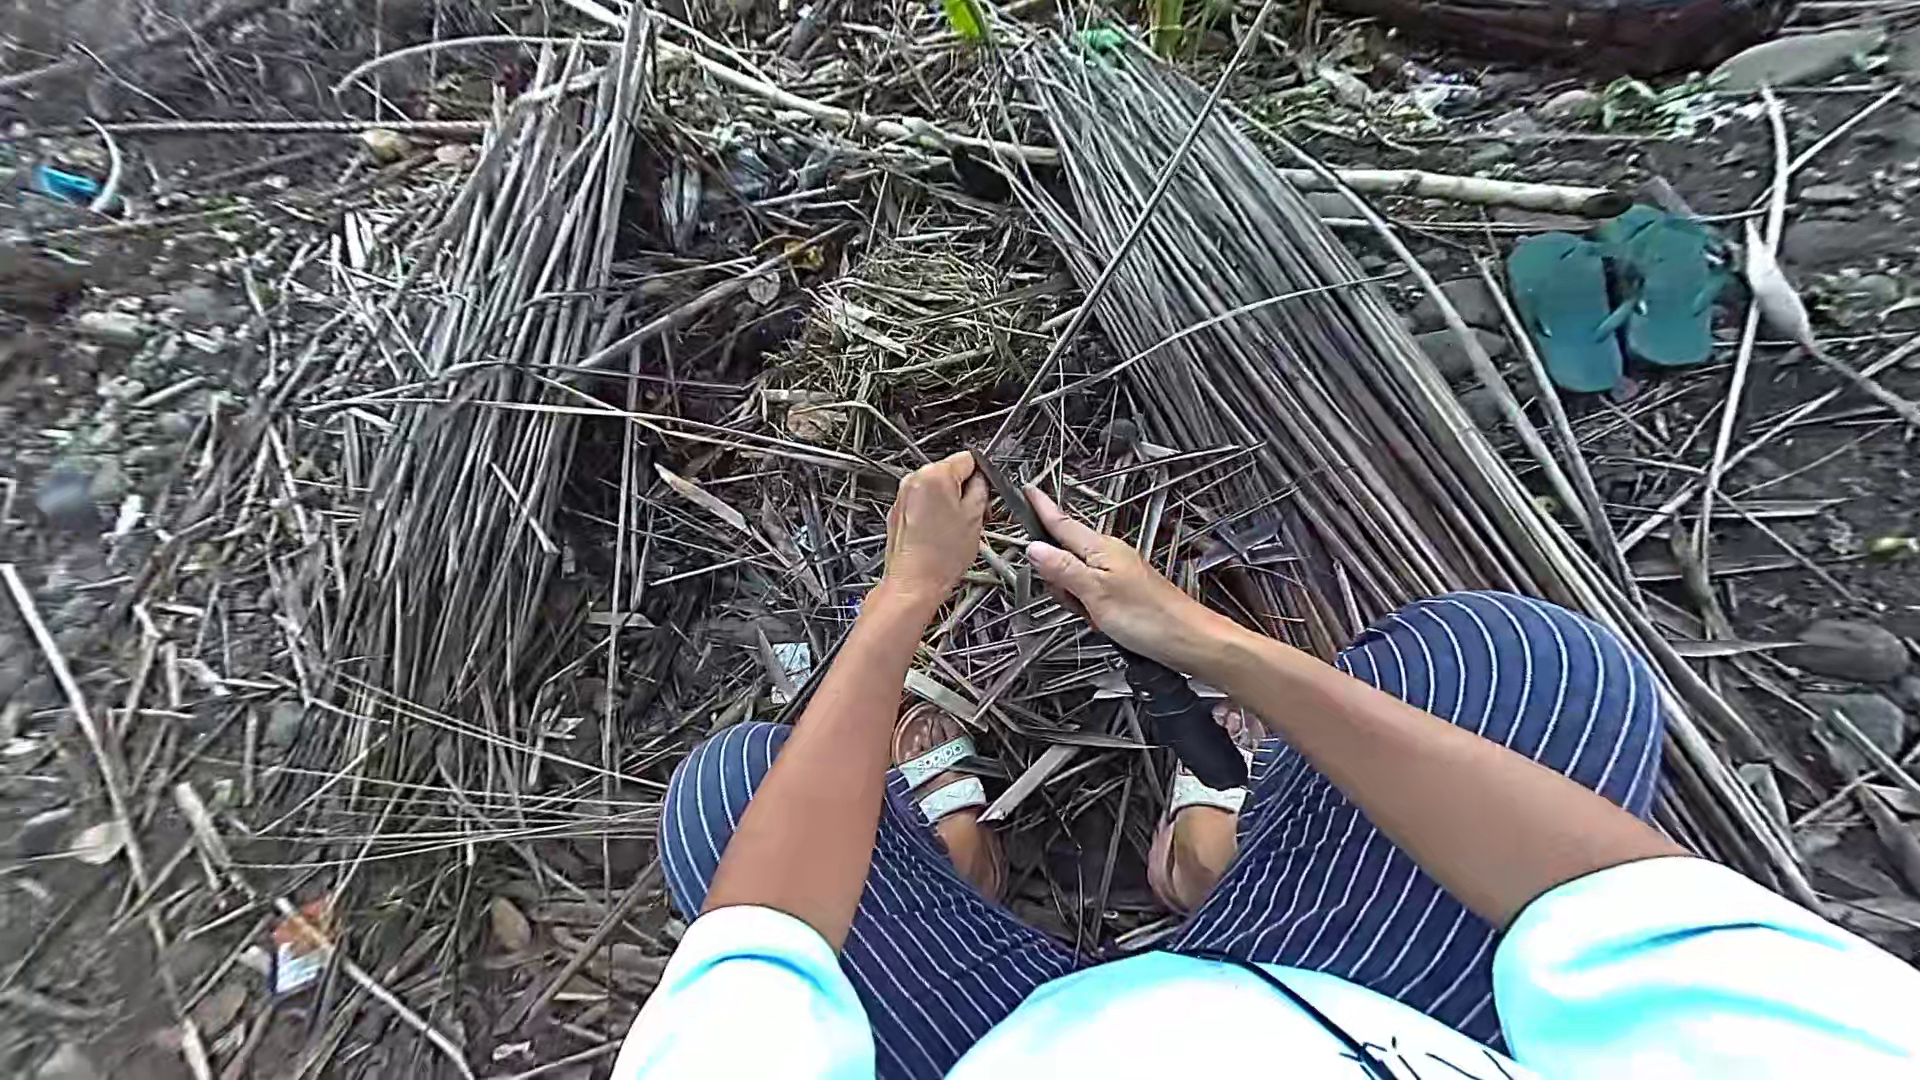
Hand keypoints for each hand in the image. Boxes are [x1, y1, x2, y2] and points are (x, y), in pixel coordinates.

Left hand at [882, 451, 987, 607]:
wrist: (914, 584)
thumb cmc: (940, 557)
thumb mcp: (975, 516)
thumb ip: (982, 489)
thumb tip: (982, 480)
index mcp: (934, 475)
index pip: (969, 459)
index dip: (983, 477)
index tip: (987, 493)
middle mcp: (913, 480)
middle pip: (951, 473)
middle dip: (966, 492)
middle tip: (974, 517)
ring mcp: (903, 497)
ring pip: (938, 490)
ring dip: (951, 504)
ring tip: (957, 530)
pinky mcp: (898, 513)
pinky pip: (924, 504)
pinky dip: (935, 515)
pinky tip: (942, 536)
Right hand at [1024, 486, 1242, 675]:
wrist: (1189, 640)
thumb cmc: (1151, 618)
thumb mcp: (1095, 593)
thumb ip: (1063, 569)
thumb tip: (1035, 548)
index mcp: (1101, 549)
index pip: (1062, 523)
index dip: (1041, 508)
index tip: (1028, 492)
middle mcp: (1110, 555)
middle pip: (1063, 554)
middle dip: (1056, 577)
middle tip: (1069, 597)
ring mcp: (1117, 572)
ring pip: (1074, 576)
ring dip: (1074, 597)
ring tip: (1091, 614)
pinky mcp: (1122, 590)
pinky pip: (1090, 592)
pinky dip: (1088, 607)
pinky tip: (1100, 621)